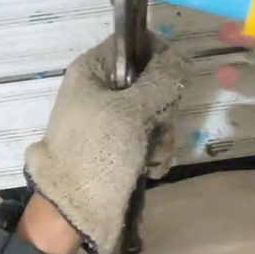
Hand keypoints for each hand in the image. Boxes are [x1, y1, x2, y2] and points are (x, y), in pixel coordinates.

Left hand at [24, 35, 189, 253]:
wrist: (74, 209)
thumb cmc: (97, 152)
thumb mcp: (132, 112)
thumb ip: (162, 81)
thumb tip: (181, 59)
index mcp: (92, 71)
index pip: (133, 44)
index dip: (158, 57)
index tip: (173, 80)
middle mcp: (100, 91)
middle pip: (150, 82)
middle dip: (162, 108)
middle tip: (158, 126)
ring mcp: (109, 121)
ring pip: (155, 113)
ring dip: (161, 135)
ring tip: (151, 156)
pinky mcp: (118, 147)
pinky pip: (149, 138)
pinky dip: (155, 152)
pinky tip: (150, 168)